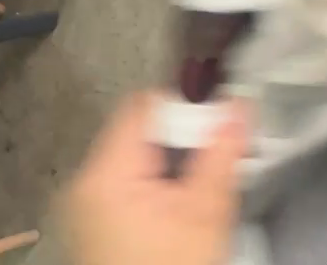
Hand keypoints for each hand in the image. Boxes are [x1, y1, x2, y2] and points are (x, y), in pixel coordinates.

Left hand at [66, 93, 247, 264]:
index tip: (221, 119)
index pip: (145, 104)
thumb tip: (240, 101)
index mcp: (105, 174)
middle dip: (187, 132)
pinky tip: (188, 202)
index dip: (187, 101)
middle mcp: (86, 183)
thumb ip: (223, 150)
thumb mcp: (206, 212)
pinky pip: (133, 179)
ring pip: (141, 153)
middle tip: (224, 148)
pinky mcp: (97, 226)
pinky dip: (164, 179)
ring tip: (210, 176)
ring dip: (179, 156)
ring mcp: (87, 207)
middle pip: (143, 127)